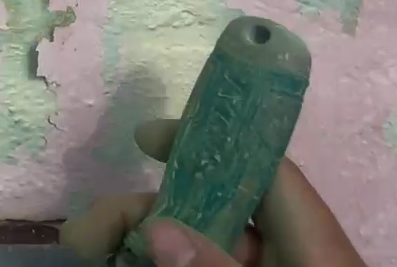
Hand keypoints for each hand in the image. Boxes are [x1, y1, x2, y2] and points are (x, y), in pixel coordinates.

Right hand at [58, 119, 367, 266]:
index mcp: (311, 247)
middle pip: (205, 212)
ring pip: (189, 246)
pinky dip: (157, 266)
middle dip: (139, 214)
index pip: (264, 171)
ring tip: (88, 253)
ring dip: (135, 244)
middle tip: (85, 236)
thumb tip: (156, 229)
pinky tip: (118, 266)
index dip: (207, 142)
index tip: (145, 141)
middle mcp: (286, 258)